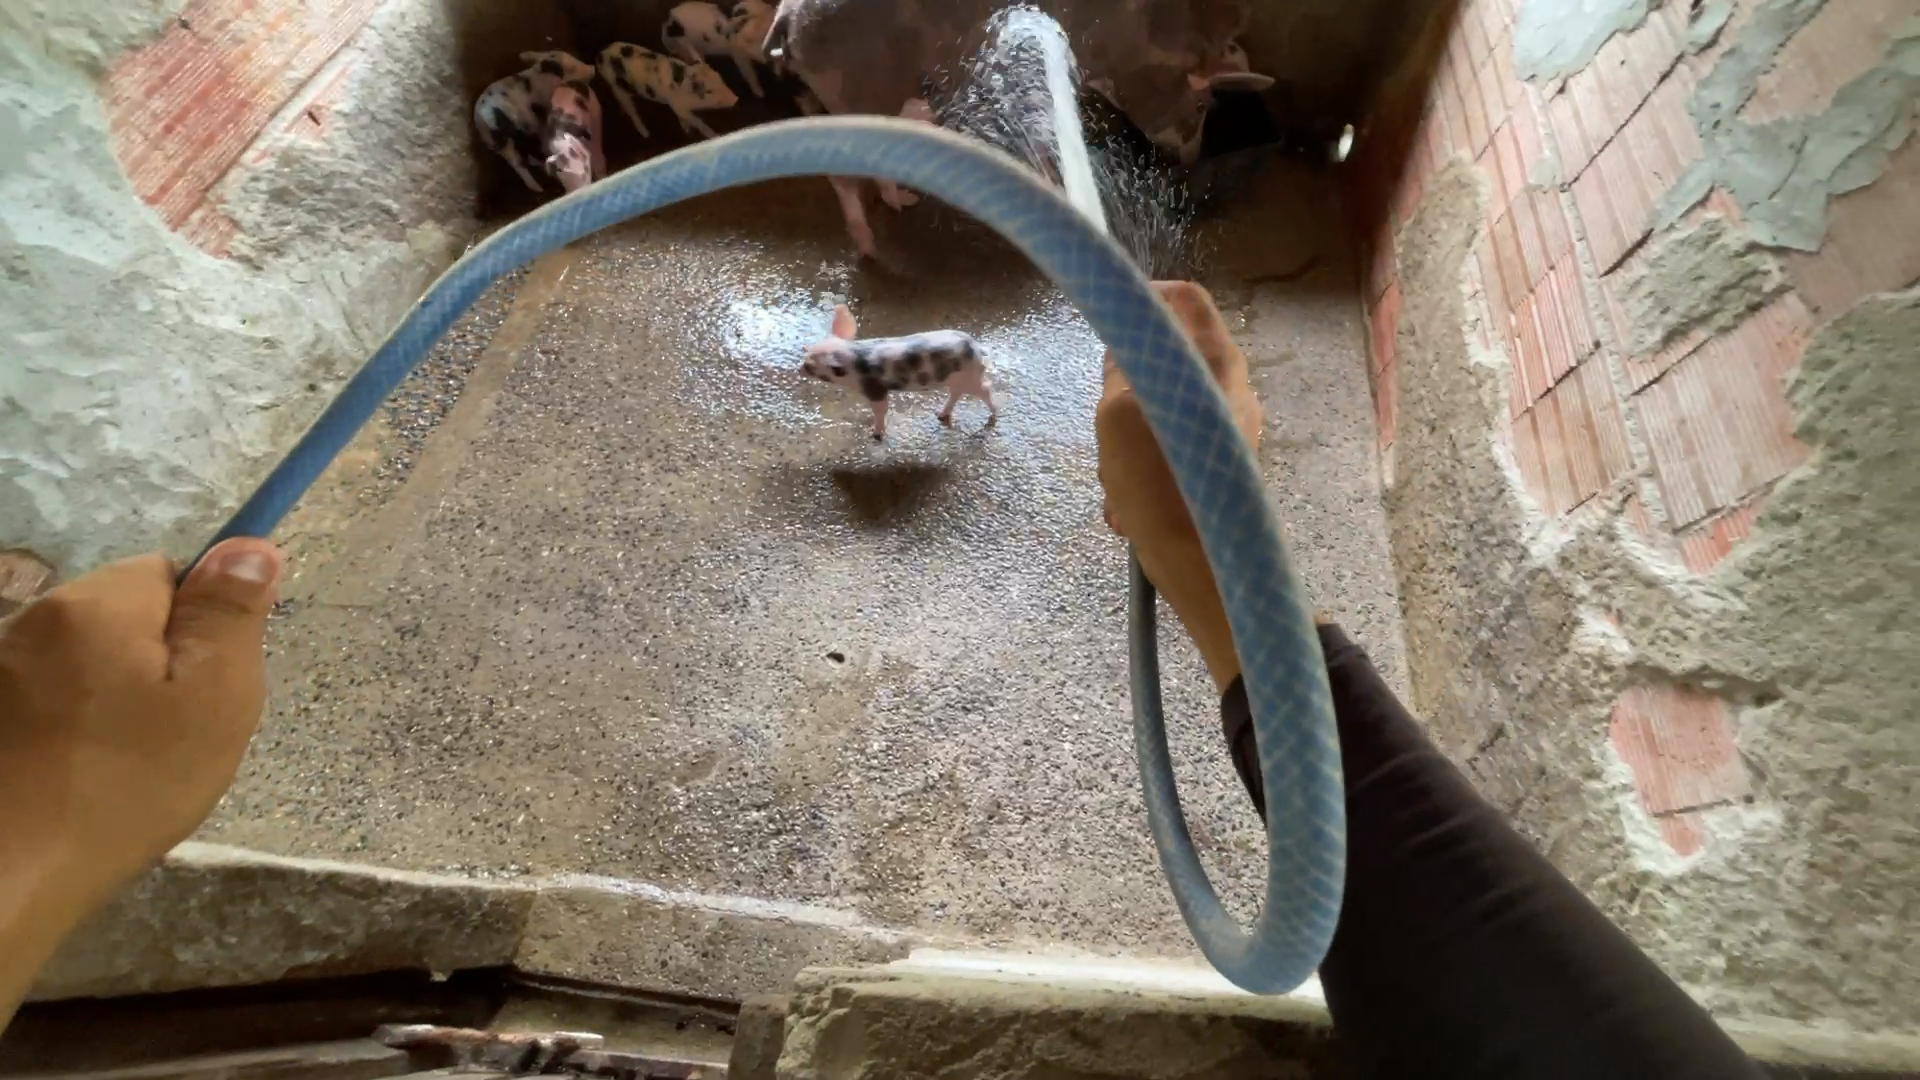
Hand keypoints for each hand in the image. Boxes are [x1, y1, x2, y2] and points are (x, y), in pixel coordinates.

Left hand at [0, 538, 280, 1023]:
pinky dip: (88, 715)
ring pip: (96, 653)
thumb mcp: (217, 689)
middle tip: (192, 713)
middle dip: (171, 650)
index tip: (219, 669)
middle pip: (131, 611)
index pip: (173, 570)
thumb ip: (231, 611)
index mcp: (94, 608)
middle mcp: (29, 624)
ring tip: (145, 745)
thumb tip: (251, 546)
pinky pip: (60, 690)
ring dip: (129, 684)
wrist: (12, 878)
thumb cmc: (136, 776)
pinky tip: (100, 762)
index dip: (210, 614)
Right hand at [1096, 282, 1261, 692]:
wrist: (1202, 569)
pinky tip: (1125, 508)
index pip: (1185, 300)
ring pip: (1153, 409)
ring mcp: (1221, 431)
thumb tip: (1123, 350)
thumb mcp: (1121, 415)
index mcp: (1217, 366)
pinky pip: (1161, 447)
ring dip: (1122, 443)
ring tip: (1115, 485)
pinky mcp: (1209, 465)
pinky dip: (1137, 469)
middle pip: (1162, 360)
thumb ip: (1122, 369)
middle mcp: (1228, 392)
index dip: (1142, 296)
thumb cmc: (1160, 487)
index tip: (1103, 319)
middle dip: (1120, 394)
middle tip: (1104, 430)